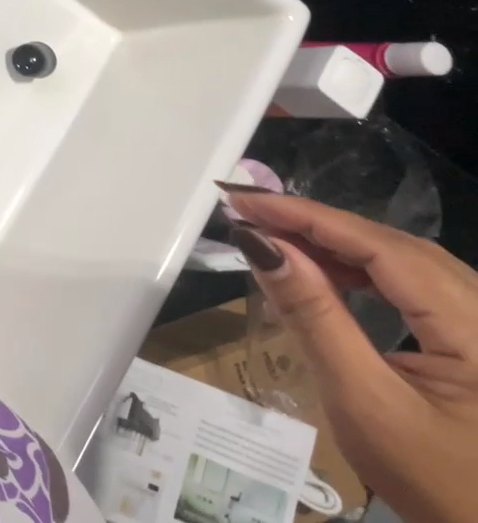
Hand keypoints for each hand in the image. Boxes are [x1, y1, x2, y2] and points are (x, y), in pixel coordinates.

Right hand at [225, 192, 477, 522]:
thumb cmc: (438, 478)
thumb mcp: (363, 399)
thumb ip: (314, 316)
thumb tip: (259, 245)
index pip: (385, 250)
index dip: (309, 216)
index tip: (241, 200)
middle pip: (402, 250)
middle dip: (320, 224)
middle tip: (247, 212)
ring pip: (412, 265)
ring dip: (339, 245)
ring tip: (275, 238)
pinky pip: (422, 289)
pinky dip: (366, 272)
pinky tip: (326, 274)